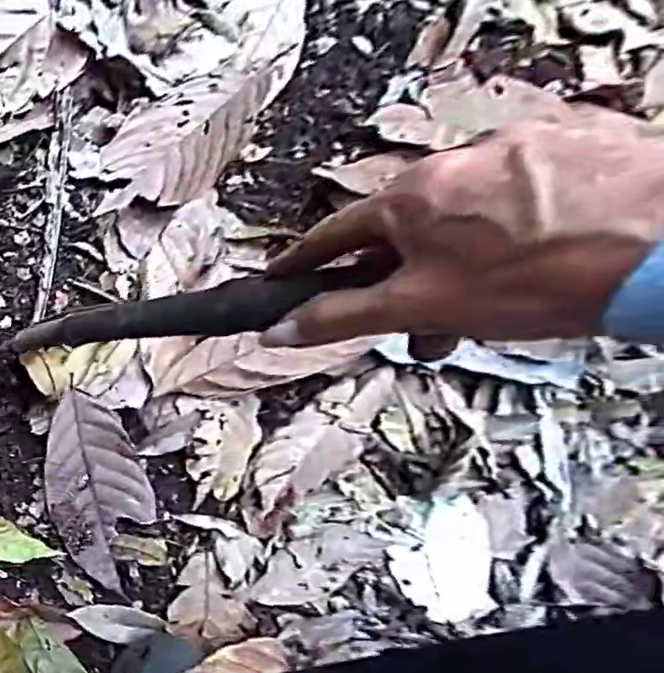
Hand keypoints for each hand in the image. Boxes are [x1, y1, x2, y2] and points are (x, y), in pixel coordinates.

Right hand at [261, 107, 663, 347]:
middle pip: (401, 226)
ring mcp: (533, 146)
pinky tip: (518, 266)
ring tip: (467, 304)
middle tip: (400, 314)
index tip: (283, 275)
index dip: (301, 262)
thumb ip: (335, 318)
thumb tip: (279, 329)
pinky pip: (516, 195)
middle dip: (394, 275)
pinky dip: (502, 232)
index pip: (332, 233)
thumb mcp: (414, 308)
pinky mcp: (589, 146)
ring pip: (460, 213)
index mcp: (414, 192)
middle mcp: (467, 157)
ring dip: (448, 260)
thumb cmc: (546, 275)